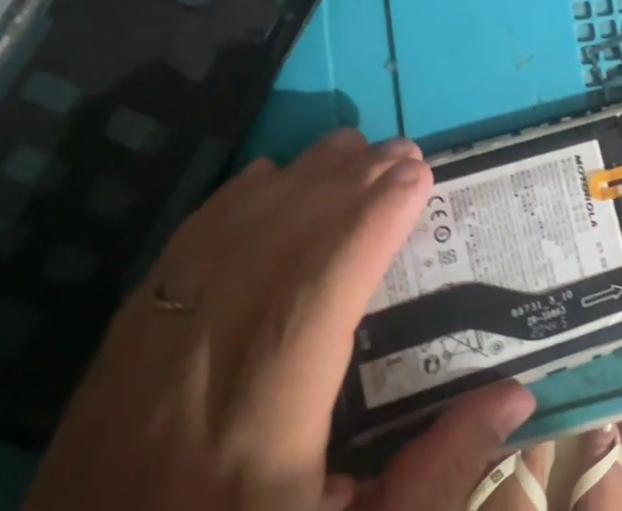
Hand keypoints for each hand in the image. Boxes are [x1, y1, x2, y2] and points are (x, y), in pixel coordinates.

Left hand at [24, 131, 536, 510]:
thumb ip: (437, 473)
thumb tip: (516, 395)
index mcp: (255, 444)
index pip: (313, 307)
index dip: (366, 232)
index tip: (415, 178)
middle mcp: (189, 391)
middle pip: (268, 260)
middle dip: (339, 191)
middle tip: (398, 149)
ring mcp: (134, 373)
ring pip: (216, 247)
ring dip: (286, 186)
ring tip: (345, 148)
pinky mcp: (105, 368)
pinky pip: (170, 263)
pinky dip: (221, 208)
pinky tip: (261, 180)